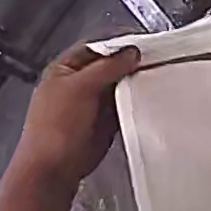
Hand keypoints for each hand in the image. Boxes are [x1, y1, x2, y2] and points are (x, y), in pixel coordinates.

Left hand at [8, 43, 141, 192]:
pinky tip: (150, 96)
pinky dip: (135, 100)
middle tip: (155, 57)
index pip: (95, 46)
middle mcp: (79, 83)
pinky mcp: (105, 121)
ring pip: (118, 84)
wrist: (53, 169)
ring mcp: (92, 103)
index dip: (117, 41)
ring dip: (134, 80)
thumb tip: (131, 52)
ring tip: (158, 73)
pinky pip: (123, 105)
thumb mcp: (81, 87)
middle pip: (109, 65)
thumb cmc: (57, 125)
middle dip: (129, 61)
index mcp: (65, 69)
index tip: (141, 41)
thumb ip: (107, 67)